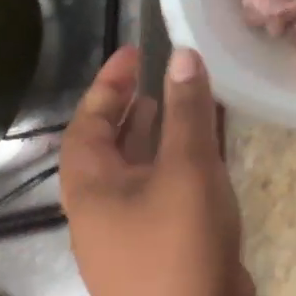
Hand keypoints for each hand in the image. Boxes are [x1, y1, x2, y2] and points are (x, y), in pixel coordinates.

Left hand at [61, 47, 255, 295]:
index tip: (134, 52)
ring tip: (185, 96)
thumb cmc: (178, 242)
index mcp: (91, 190)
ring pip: (140, 166)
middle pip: (108, 147)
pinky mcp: (163, 243)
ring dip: (159, 129)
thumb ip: (186, 110)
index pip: (85, 126)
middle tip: (160, 69)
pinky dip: (181, 155)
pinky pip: (165, 183)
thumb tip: (181, 53)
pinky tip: (209, 143)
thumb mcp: (187, 167)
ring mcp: (132, 230)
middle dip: (132, 105)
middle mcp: (103, 209)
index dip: (108, 86)